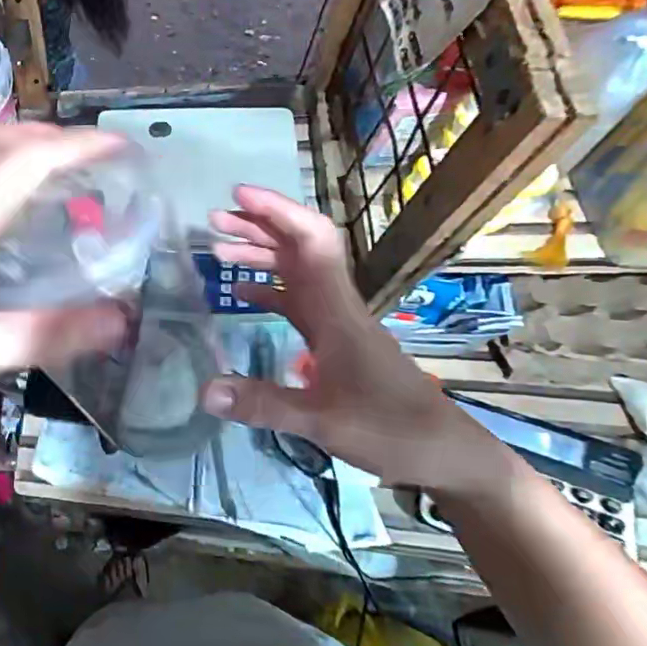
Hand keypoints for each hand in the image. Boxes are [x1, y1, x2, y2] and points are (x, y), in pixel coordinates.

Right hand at [200, 186, 516, 496]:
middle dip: (259, 225)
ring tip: (219, 251)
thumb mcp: (321, 421)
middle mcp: (336, 305)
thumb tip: (204, 390)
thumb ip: (263, 404)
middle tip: (214, 221)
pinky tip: (241, 294)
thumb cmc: (389, 429)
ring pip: (297, 271)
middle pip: (300, 247)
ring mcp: (336, 322)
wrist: (443, 450)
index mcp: (336, 311)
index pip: (309, 242)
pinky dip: (269, 290)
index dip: (276, 211)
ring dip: (262, 254)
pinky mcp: (335, 340)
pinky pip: (298, 302)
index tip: (239, 195)